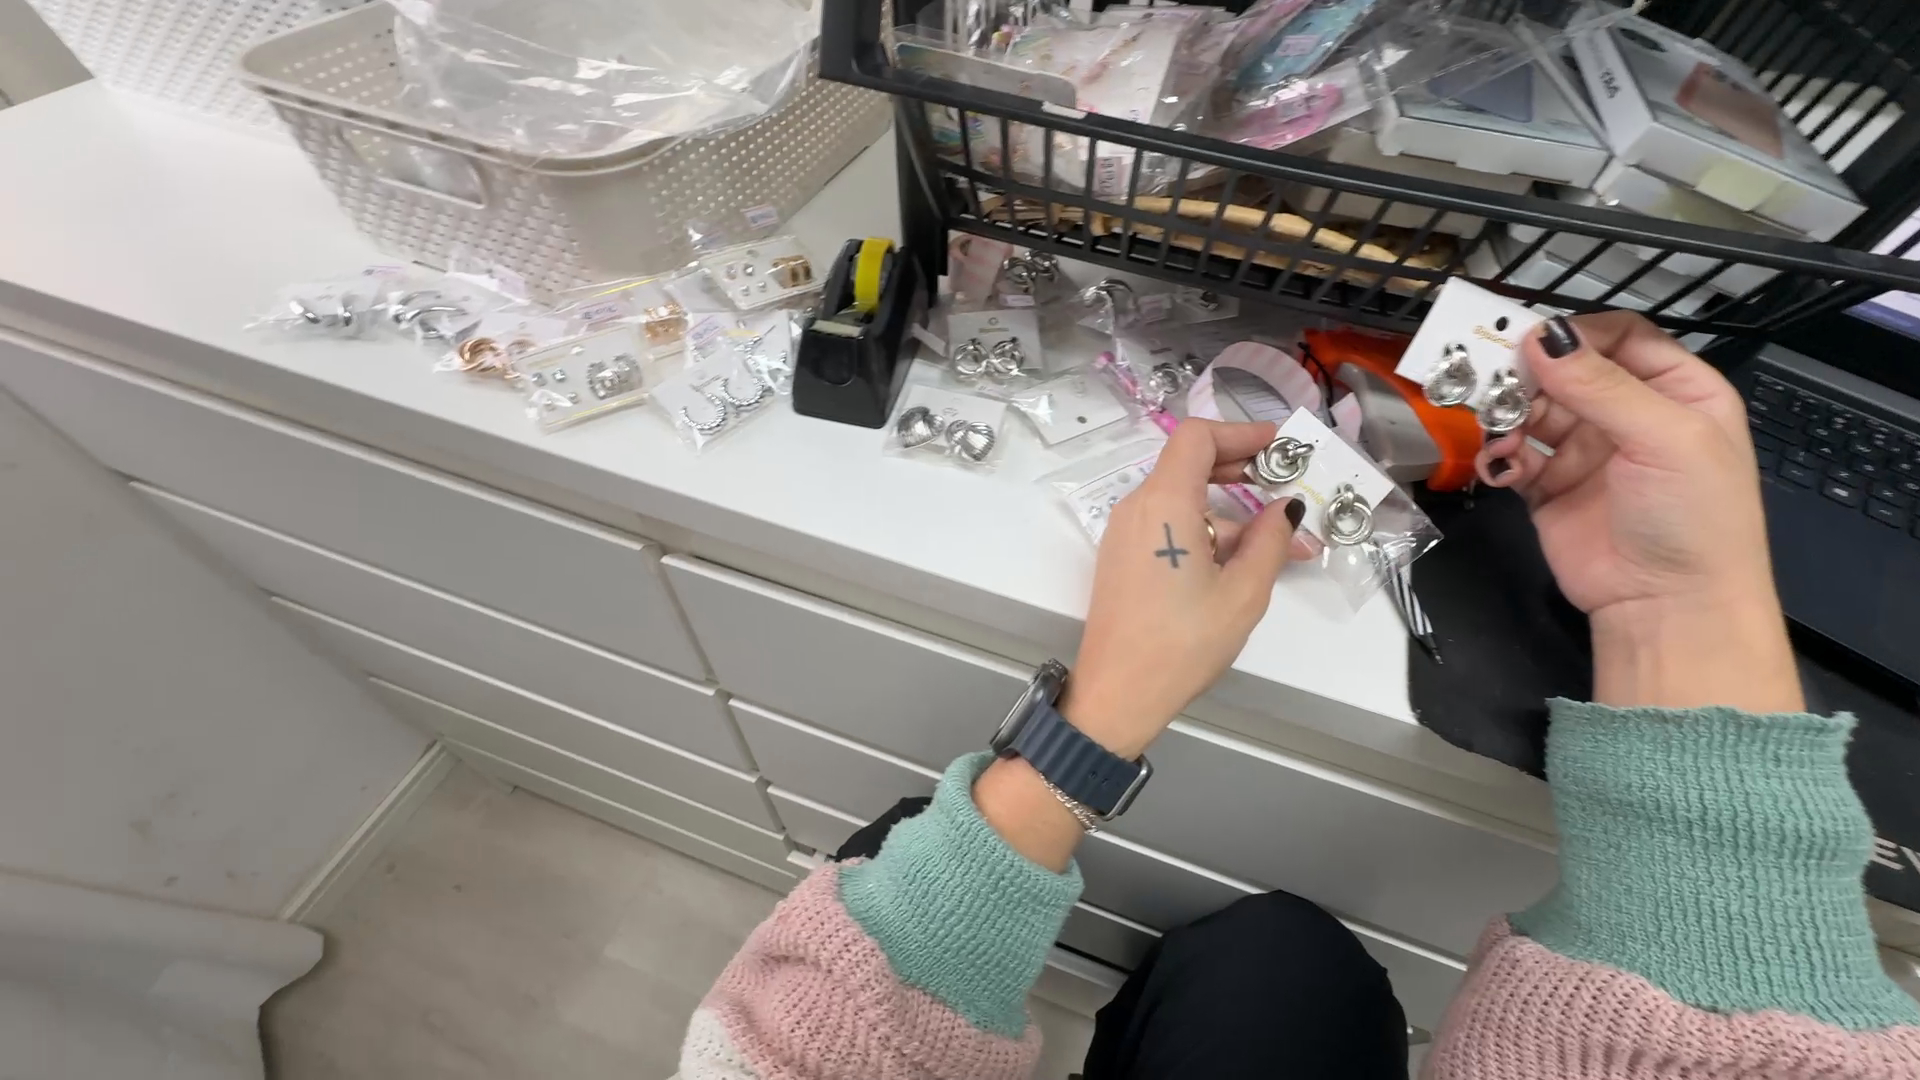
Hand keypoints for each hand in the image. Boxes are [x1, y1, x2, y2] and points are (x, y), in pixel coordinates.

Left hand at [976, 420, 1303, 871]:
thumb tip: (1285, 506)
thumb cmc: (1183, 642)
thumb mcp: (1243, 591)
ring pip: (1181, 501)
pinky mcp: (1121, 558)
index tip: (1279, 446)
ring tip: (1283, 541)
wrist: (1118, 692)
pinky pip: (1166, 527)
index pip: (1197, 437)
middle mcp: (1136, 508)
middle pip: (1187, 465)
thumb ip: (1269, 539)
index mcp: (1163, 502)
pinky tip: (1242, 560)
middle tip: (1286, 484)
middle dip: (1240, 468)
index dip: (1240, 432)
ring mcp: (1124, 534)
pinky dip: (1205, 531)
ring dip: (1230, 511)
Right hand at [1476, 312, 1801, 712]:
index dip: (1574, 334)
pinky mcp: (1544, 485)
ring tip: (1499, 436)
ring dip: (1506, 419)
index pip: (1618, 338)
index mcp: (1675, 391)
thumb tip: (1541, 337)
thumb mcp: (1661, 438)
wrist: (1664, 602)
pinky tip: (1502, 470)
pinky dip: (1498, 458)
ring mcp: (1581, 451)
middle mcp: (1625, 415)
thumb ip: (1599, 386)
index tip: (1526, 341)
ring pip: (1529, 412)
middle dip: (1525, 378)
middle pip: (1562, 373)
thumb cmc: (1691, 516)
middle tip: (1489, 384)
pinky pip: (1510, 455)